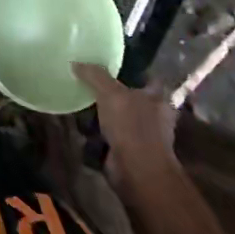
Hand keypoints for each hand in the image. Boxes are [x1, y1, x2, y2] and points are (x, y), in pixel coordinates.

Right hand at [74, 63, 177, 185]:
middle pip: (130, 98)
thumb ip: (95, 75)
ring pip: (118, 117)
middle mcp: (153, 115)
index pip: (148, 78)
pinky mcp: (128, 151)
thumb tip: (76, 63)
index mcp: (157, 98)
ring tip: (80, 106)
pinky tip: (82, 129)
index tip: (110, 65)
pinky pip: (109, 136)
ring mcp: (142, 135)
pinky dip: (97, 134)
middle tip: (87, 85)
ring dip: (101, 116)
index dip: (132, 70)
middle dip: (110, 95)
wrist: (136, 170)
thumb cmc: (131, 126)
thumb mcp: (110, 93)